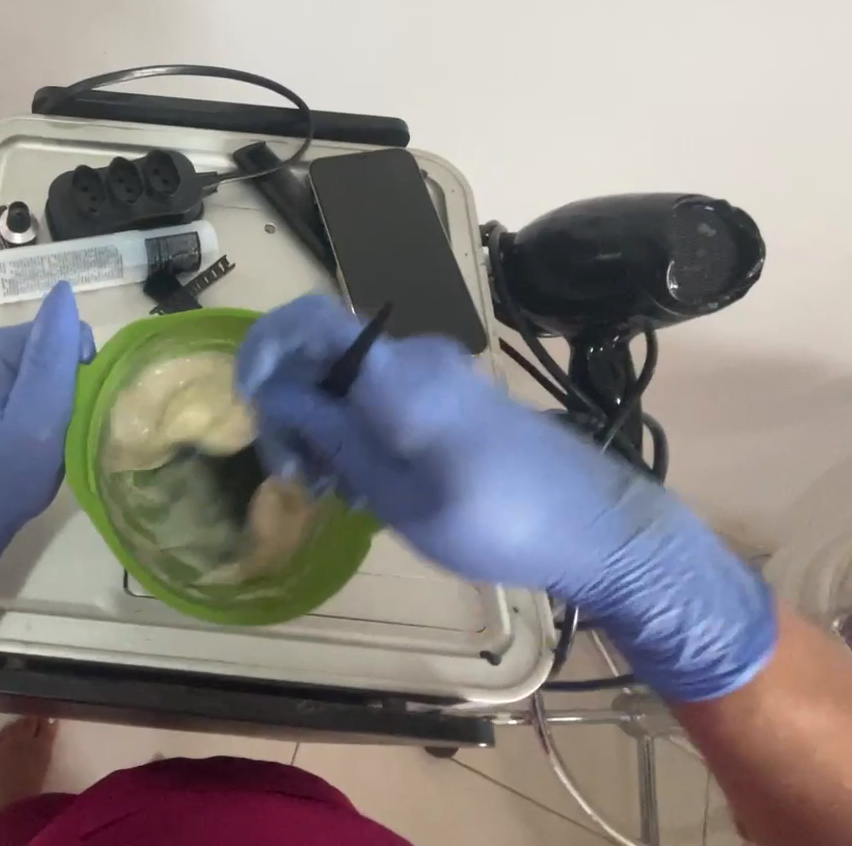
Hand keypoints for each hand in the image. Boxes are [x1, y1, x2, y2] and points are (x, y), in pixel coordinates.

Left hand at [0, 282, 93, 654]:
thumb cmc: (8, 470)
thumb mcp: (37, 414)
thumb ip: (53, 355)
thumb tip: (65, 290)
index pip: (66, 332)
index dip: (81, 371)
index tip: (69, 409)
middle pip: (65, 347)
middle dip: (75, 384)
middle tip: (62, 425)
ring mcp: (3, 369)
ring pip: (65, 367)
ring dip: (71, 399)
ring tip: (58, 432)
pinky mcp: (13, 390)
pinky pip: (55, 383)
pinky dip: (63, 408)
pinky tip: (53, 433)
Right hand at [237, 295, 776, 702]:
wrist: (601, 532)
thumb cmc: (496, 520)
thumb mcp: (396, 491)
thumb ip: (331, 434)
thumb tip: (274, 393)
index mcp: (397, 375)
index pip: (310, 319)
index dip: (264, 346)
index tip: (251, 400)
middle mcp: (409, 359)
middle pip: (317, 358)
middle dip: (289, 410)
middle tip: (296, 477)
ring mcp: (427, 375)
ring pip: (340, 381)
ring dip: (318, 428)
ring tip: (330, 489)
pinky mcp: (440, 395)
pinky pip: (371, 395)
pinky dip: (349, 429)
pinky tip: (358, 480)